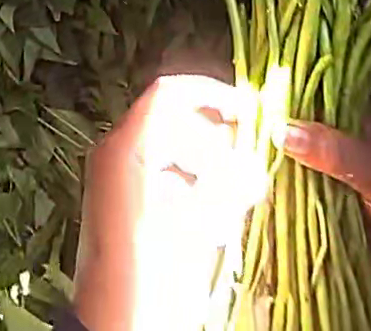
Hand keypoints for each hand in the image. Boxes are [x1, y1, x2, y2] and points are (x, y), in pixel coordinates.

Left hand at [73, 76, 263, 330]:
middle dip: (214, 141)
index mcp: (126, 148)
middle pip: (172, 123)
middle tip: (250, 167)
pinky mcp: (127, 207)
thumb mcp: (194, 229)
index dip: (208, 94)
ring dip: (208, 169)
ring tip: (236, 201)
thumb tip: (253, 163)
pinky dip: (194, 191)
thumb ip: (224, 187)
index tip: (246, 110)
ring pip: (172, 153)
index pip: (167, 95)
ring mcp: (119, 180)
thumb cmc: (150, 277)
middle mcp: (117, 154)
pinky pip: (166, 179)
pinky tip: (217, 224)